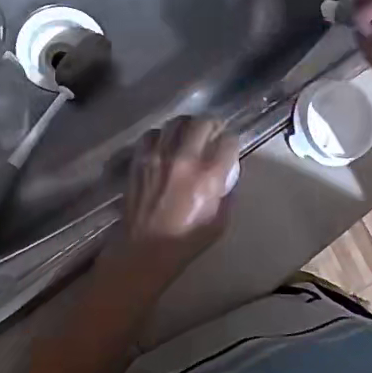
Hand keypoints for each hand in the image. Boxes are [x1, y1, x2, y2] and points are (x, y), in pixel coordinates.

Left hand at [113, 115, 237, 275]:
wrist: (145, 250)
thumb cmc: (186, 240)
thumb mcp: (220, 220)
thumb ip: (227, 191)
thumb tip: (228, 172)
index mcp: (209, 176)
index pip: (228, 141)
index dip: (231, 142)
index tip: (229, 148)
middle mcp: (185, 159)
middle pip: (203, 122)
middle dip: (212, 126)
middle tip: (212, 134)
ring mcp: (159, 156)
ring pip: (177, 122)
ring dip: (187, 126)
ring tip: (189, 135)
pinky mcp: (140, 160)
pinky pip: (152, 134)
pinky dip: (162, 135)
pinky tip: (165, 145)